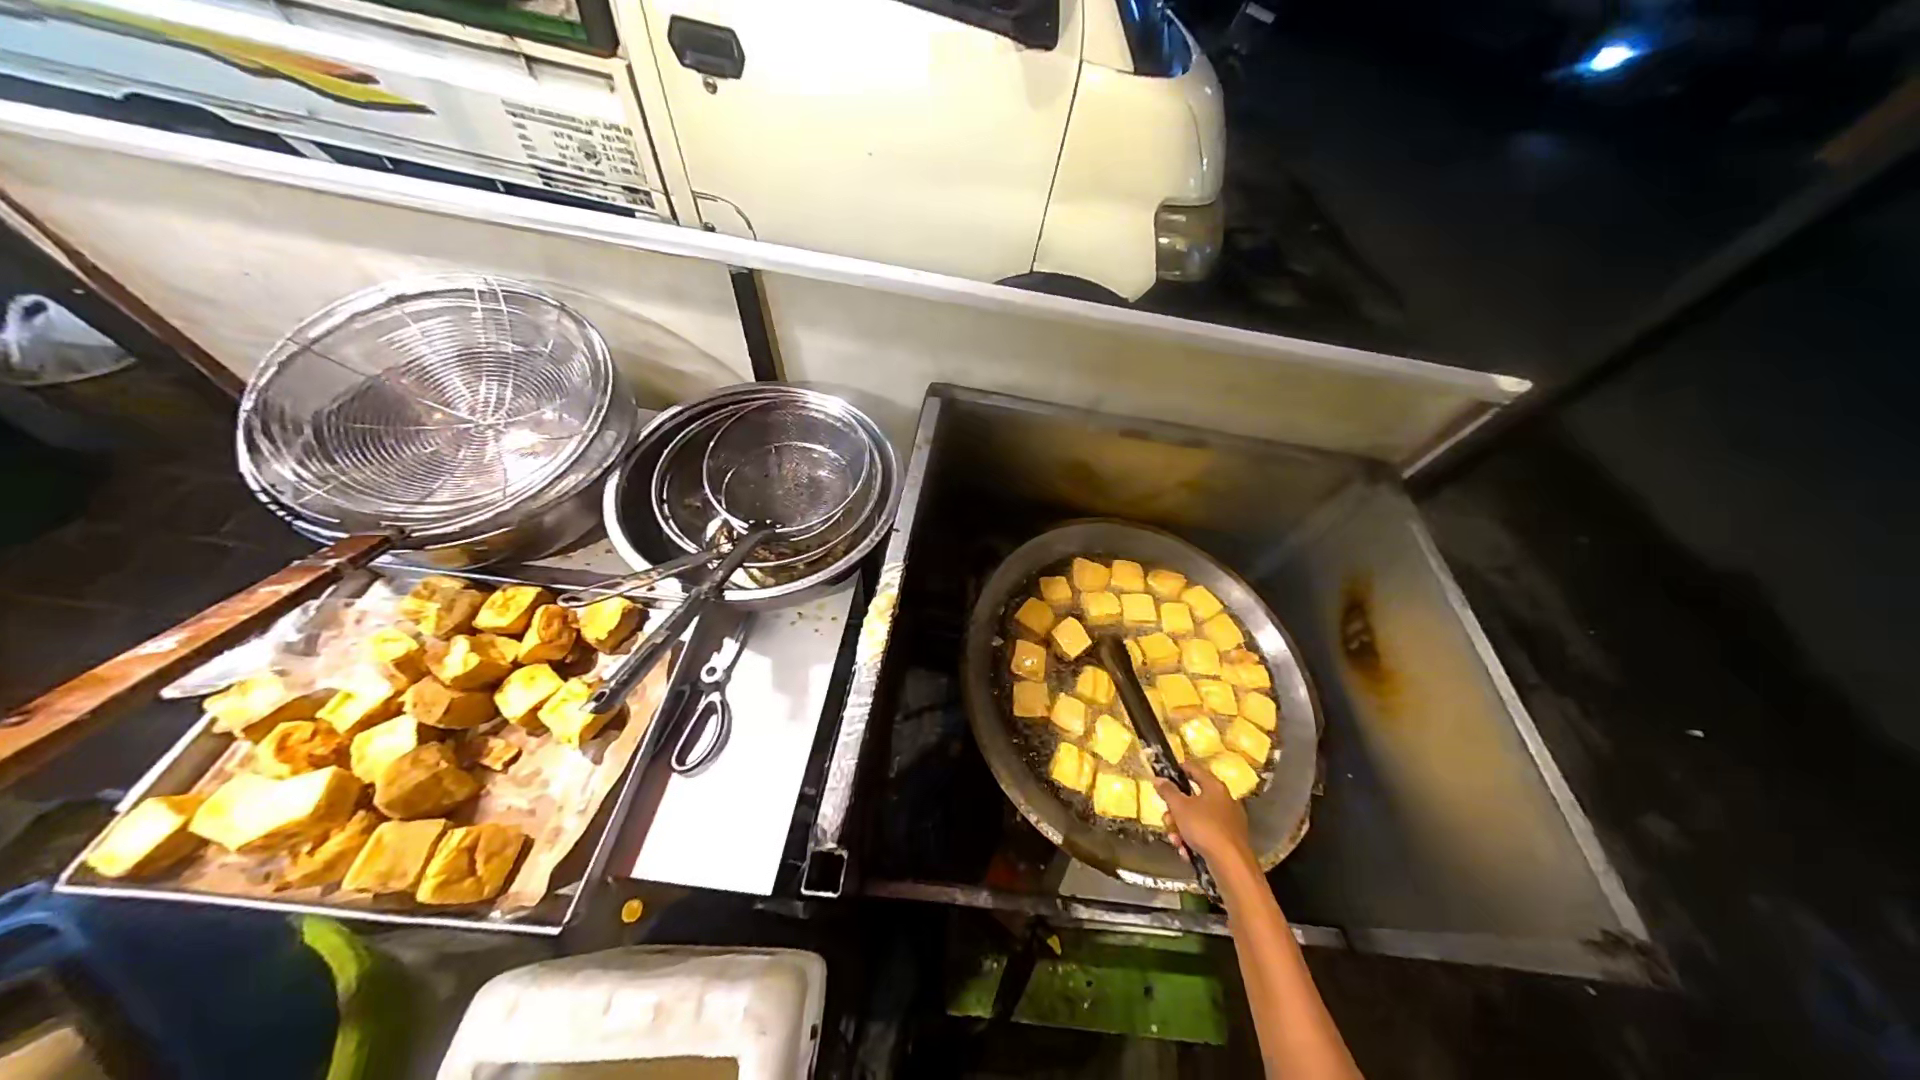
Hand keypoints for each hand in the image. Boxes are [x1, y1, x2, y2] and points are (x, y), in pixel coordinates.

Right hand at [1154, 764, 1254, 871]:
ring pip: (1197, 819)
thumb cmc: (1204, 827)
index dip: (1180, 768)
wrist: (1231, 863)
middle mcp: (1224, 801)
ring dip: (1181, 829)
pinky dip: (1193, 841)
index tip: (1166, 772)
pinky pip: (1205, 834)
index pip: (1195, 769)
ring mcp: (1228, 821)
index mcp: (1215, 787)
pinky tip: (1186, 851)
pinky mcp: (1229, 840)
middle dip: (1175, 811)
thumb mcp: (1180, 807)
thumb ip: (1168, 791)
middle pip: (1193, 798)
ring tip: (1175, 841)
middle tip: (1167, 819)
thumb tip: (1158, 778)